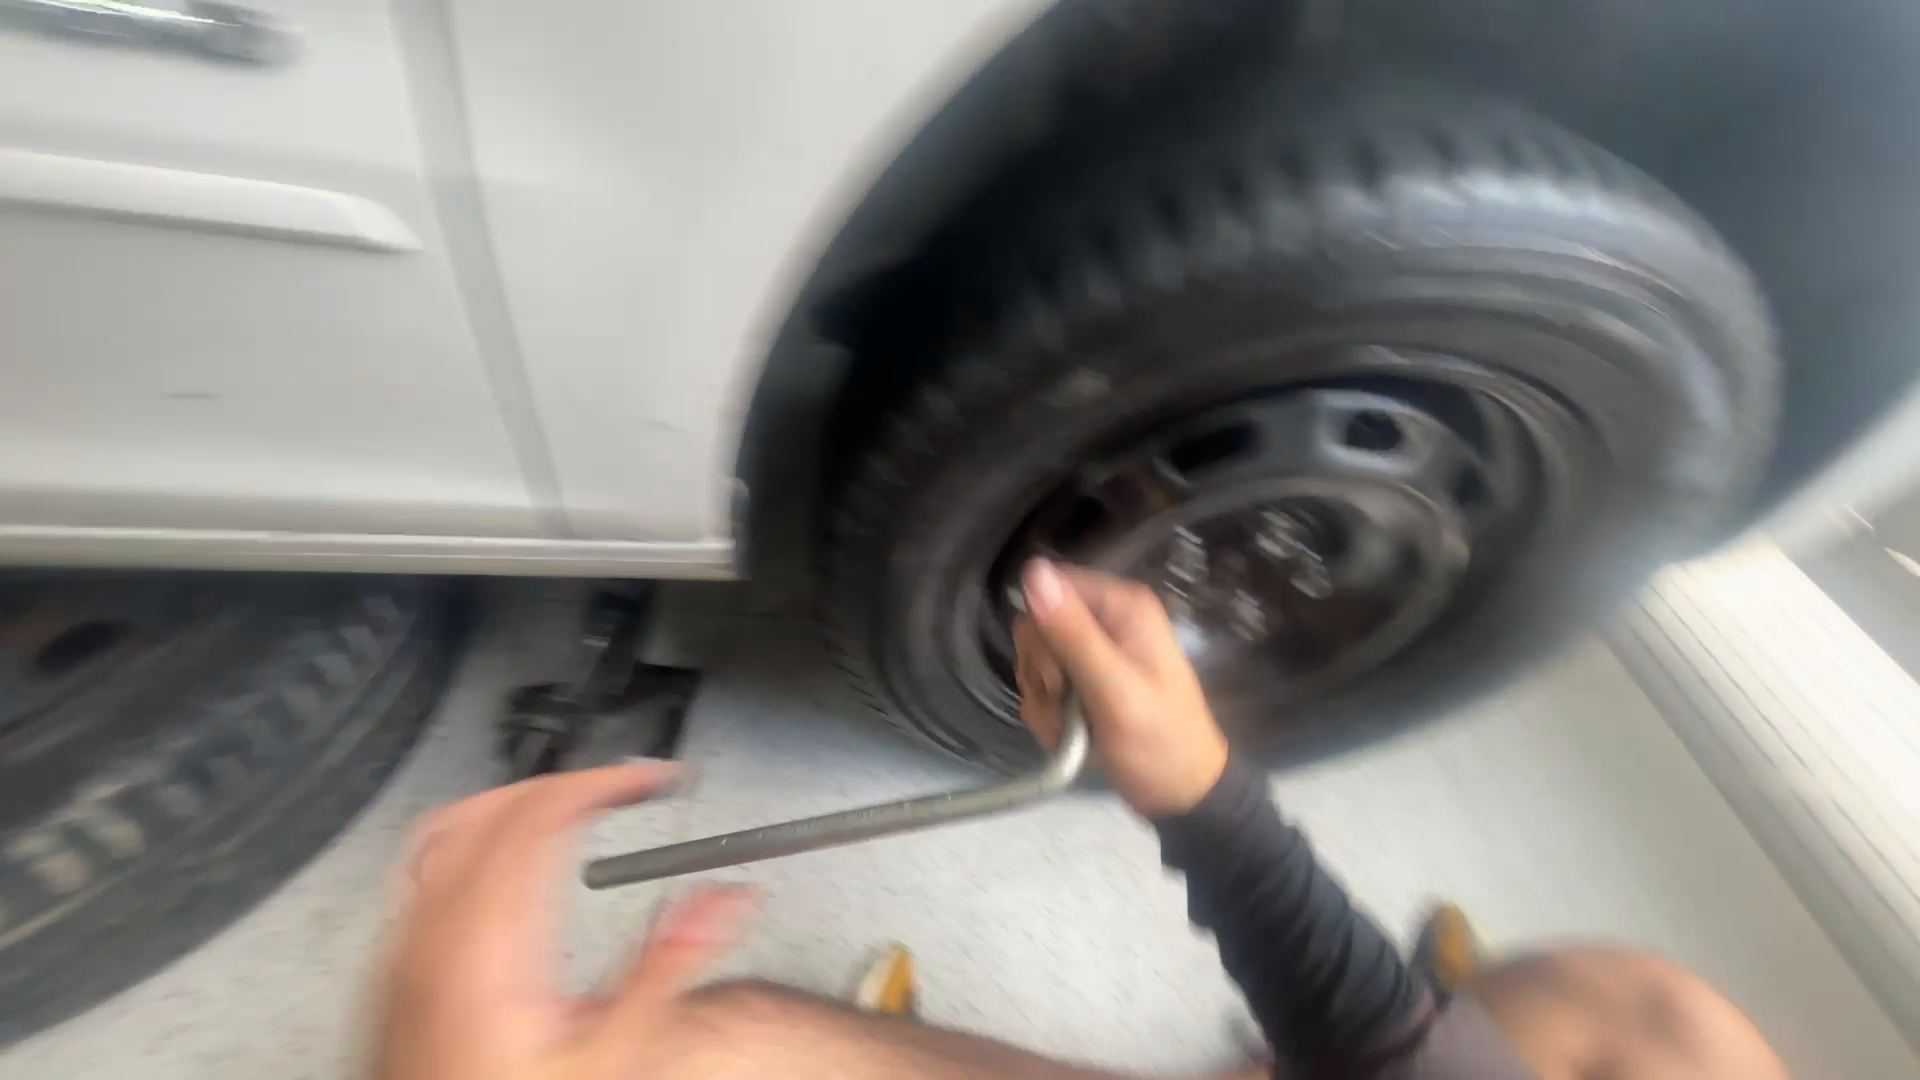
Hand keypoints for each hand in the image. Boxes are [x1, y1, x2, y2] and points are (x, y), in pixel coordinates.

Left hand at [372, 765, 756, 1079]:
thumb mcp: (612, 1056)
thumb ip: (669, 967)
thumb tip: (726, 899)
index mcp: (488, 948)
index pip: (541, 814)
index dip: (603, 779)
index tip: (652, 779)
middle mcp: (435, 937)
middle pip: (498, 805)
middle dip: (571, 779)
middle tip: (625, 786)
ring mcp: (404, 951)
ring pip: (456, 824)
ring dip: (526, 797)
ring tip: (581, 802)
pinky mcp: (394, 968)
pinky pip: (432, 860)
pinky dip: (485, 828)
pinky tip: (514, 850)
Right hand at [1014, 559, 1229, 816]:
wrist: (1181, 795)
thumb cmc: (1159, 742)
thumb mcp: (1115, 689)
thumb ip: (1073, 633)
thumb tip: (1033, 571)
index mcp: (1120, 606)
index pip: (1050, 588)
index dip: (1042, 629)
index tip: (1056, 674)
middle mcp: (1105, 620)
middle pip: (1036, 625)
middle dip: (1041, 671)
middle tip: (1064, 701)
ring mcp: (1093, 652)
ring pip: (1034, 659)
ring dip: (1044, 699)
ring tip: (1072, 726)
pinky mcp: (1082, 681)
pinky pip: (1040, 686)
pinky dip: (1048, 715)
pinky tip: (1070, 735)